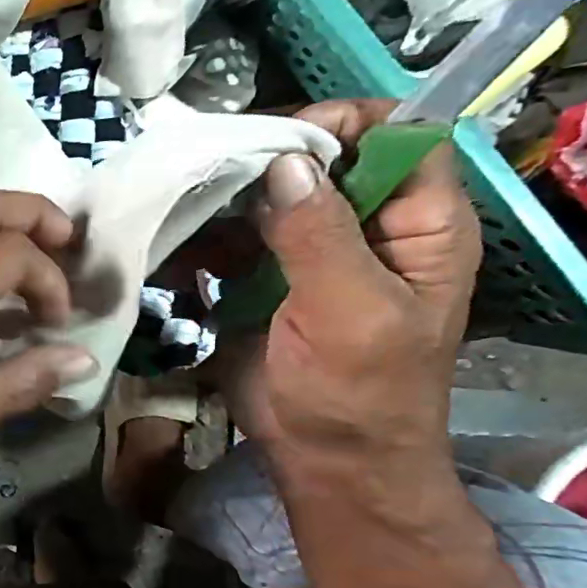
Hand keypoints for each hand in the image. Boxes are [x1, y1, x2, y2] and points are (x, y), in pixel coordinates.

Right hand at [216, 99, 481, 479]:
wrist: (324, 462)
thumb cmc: (360, 395)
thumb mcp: (353, 315)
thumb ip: (321, 237)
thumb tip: (286, 162)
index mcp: (416, 224)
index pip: (398, 134)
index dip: (344, 126)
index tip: (280, 147)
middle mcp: (363, 226)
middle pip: (319, 159)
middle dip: (265, 160)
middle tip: (210, 173)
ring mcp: (307, 252)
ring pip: (266, 197)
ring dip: (222, 199)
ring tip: (178, 206)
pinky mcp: (262, 280)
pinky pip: (231, 241)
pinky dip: (201, 239)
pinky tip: (170, 246)